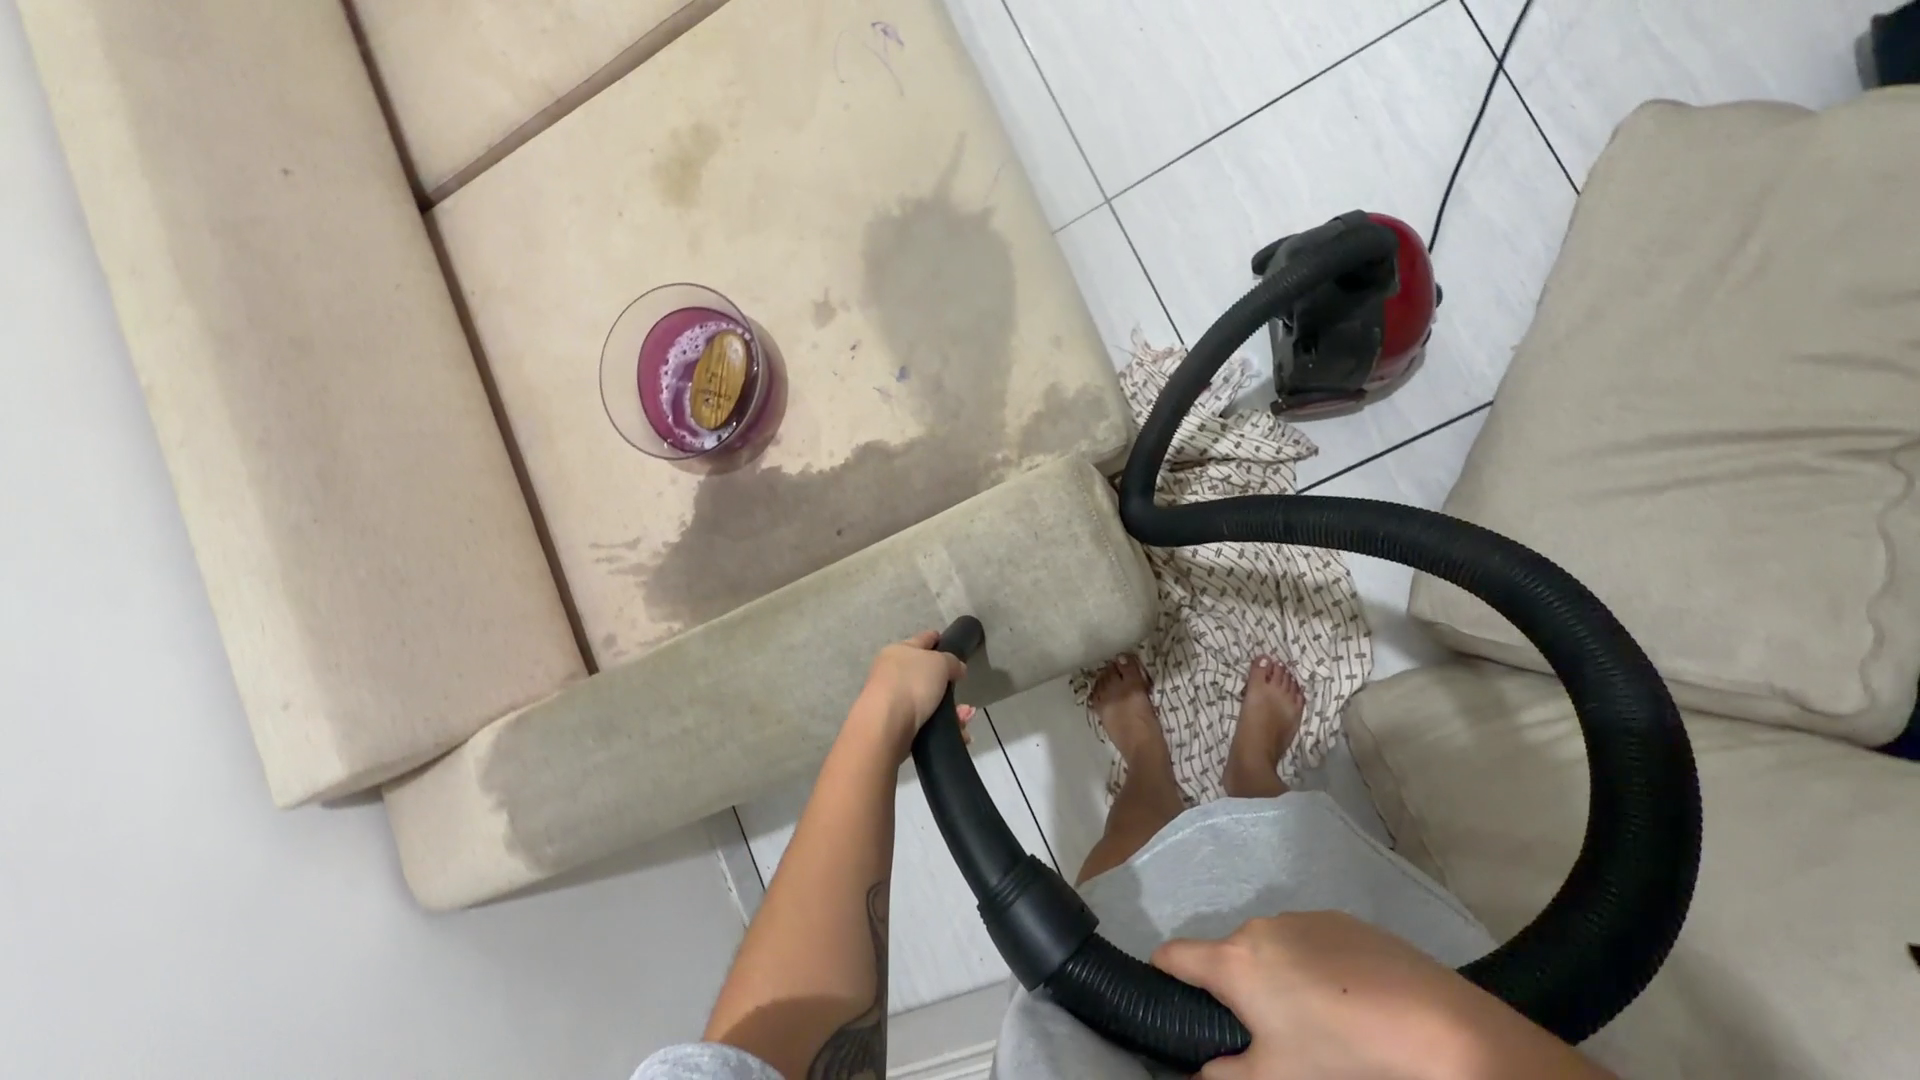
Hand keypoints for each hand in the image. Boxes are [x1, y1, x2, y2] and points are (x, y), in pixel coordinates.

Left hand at [848, 631, 968, 759]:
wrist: (887, 724)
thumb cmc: (912, 683)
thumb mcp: (939, 663)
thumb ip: (952, 661)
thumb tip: (957, 668)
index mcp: (898, 651)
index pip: (921, 640)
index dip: (934, 638)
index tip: (946, 640)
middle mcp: (893, 674)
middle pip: (925, 673)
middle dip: (946, 681)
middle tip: (961, 684)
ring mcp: (895, 700)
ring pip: (930, 701)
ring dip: (950, 708)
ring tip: (965, 715)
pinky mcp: (899, 724)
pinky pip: (929, 721)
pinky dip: (944, 724)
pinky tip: (960, 729)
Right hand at [1152, 913, 1611, 1079]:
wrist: (1436, 1027)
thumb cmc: (1341, 1054)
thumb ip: (1223, 1075)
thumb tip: (1200, 1071)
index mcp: (1233, 960)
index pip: (1172, 955)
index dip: (1162, 977)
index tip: (1173, 1003)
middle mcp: (1259, 926)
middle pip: (1226, 955)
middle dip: (1234, 989)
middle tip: (1264, 1033)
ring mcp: (1303, 918)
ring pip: (1270, 948)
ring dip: (1275, 975)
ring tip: (1318, 1019)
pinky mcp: (1343, 919)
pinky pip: (1309, 941)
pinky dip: (1313, 966)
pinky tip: (1350, 1001)